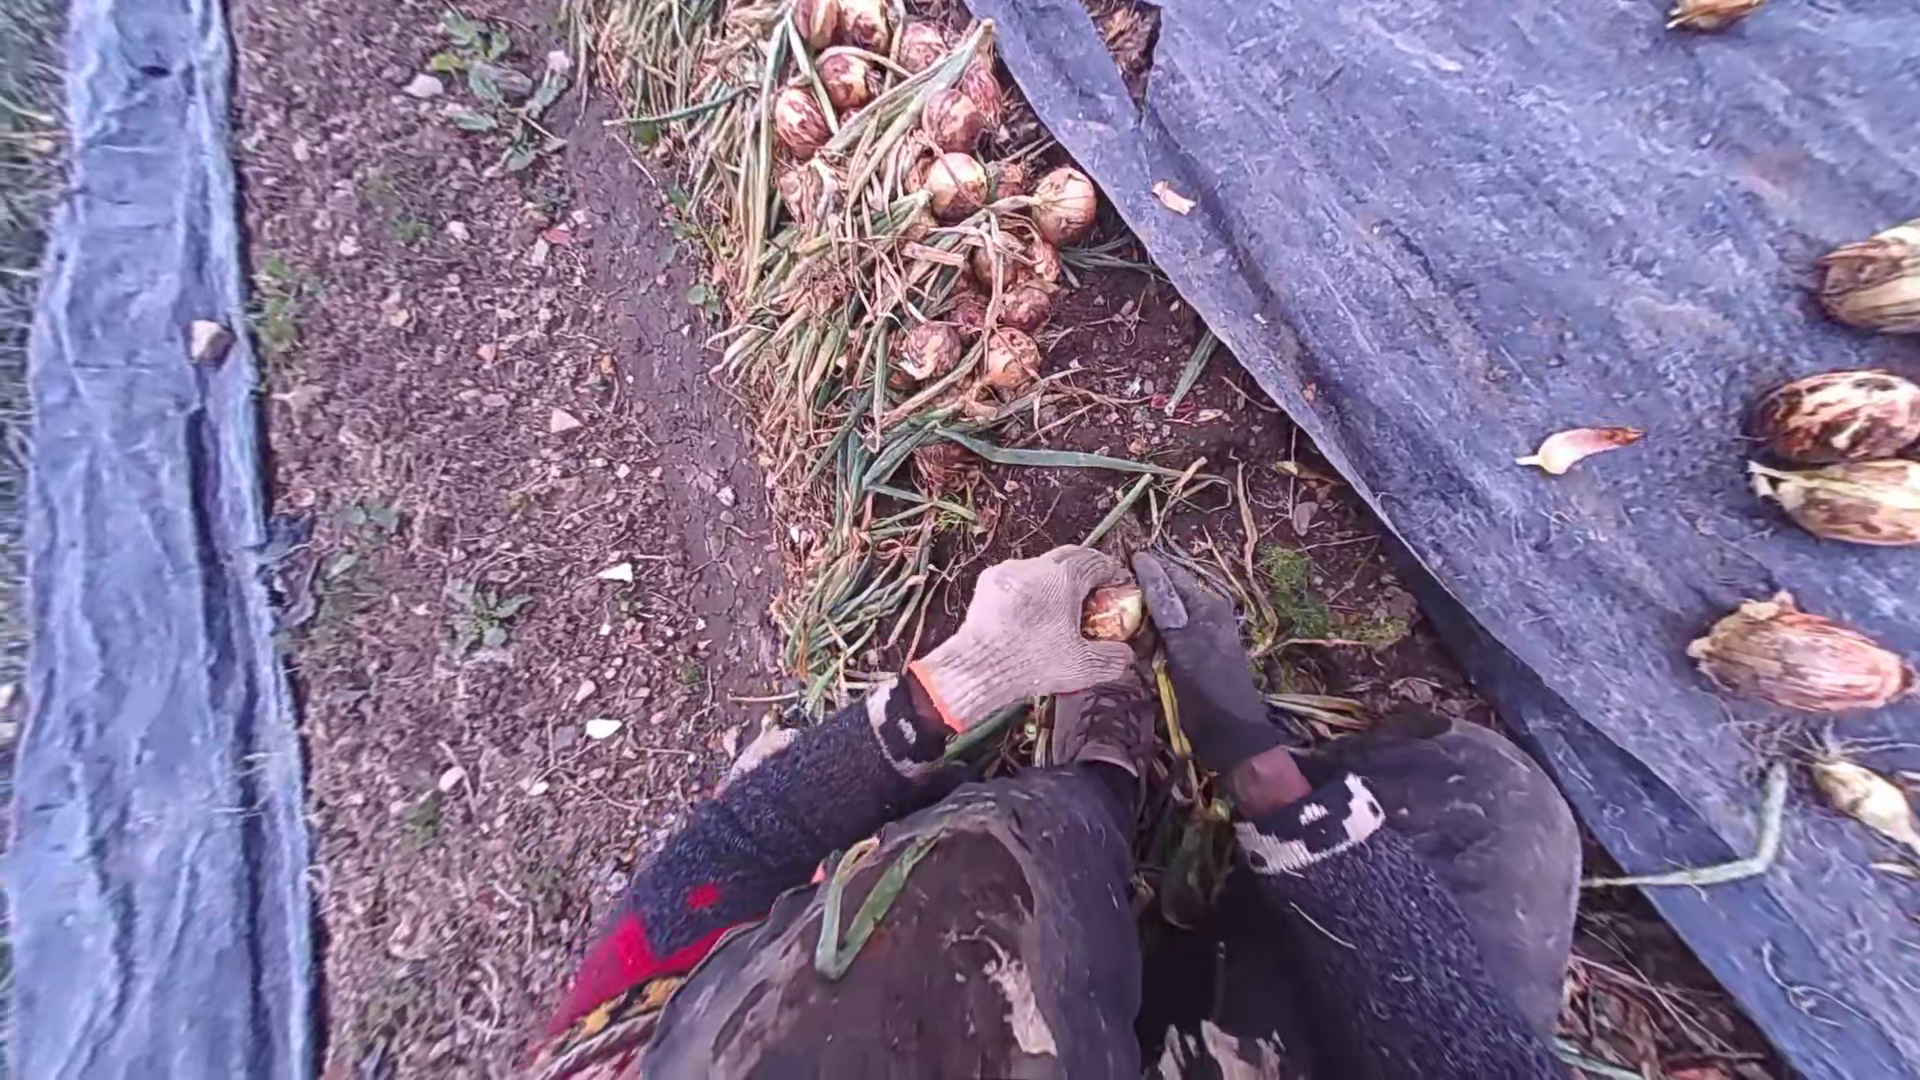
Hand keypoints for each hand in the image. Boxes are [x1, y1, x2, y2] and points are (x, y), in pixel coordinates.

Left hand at [910, 546, 1135, 729]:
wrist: (978, 668)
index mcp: (1062, 577)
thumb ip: (1113, 657)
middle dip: (1086, 572)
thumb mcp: (1085, 666)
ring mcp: (1007, 572)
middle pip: (1069, 558)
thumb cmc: (1031, 663)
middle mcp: (1034, 565)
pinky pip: (1018, 580)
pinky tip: (1033, 615)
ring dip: (1056, 582)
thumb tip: (1124, 654)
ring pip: (1041, 568)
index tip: (1119, 587)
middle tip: (1096, 594)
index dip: (1113, 573)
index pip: (1096, 561)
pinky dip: (1031, 591)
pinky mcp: (987, 584)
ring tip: (1063, 608)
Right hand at [1133, 553, 1308, 809]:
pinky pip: (1158, 635)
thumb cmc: (1208, 687)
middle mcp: (1200, 614)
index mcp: (1206, 605)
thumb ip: (1164, 604)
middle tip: (1105, 595)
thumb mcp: (1183, 643)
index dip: (1143, 567)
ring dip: (1137, 617)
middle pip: (1162, 593)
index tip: (1112, 566)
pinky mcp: (1184, 653)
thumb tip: (1145, 562)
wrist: (1227, 735)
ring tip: (1110, 616)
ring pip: (1157, 614)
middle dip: (1136, 593)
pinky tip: (1127, 641)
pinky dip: (1143, 636)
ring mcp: (1193, 634)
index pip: (1170, 573)